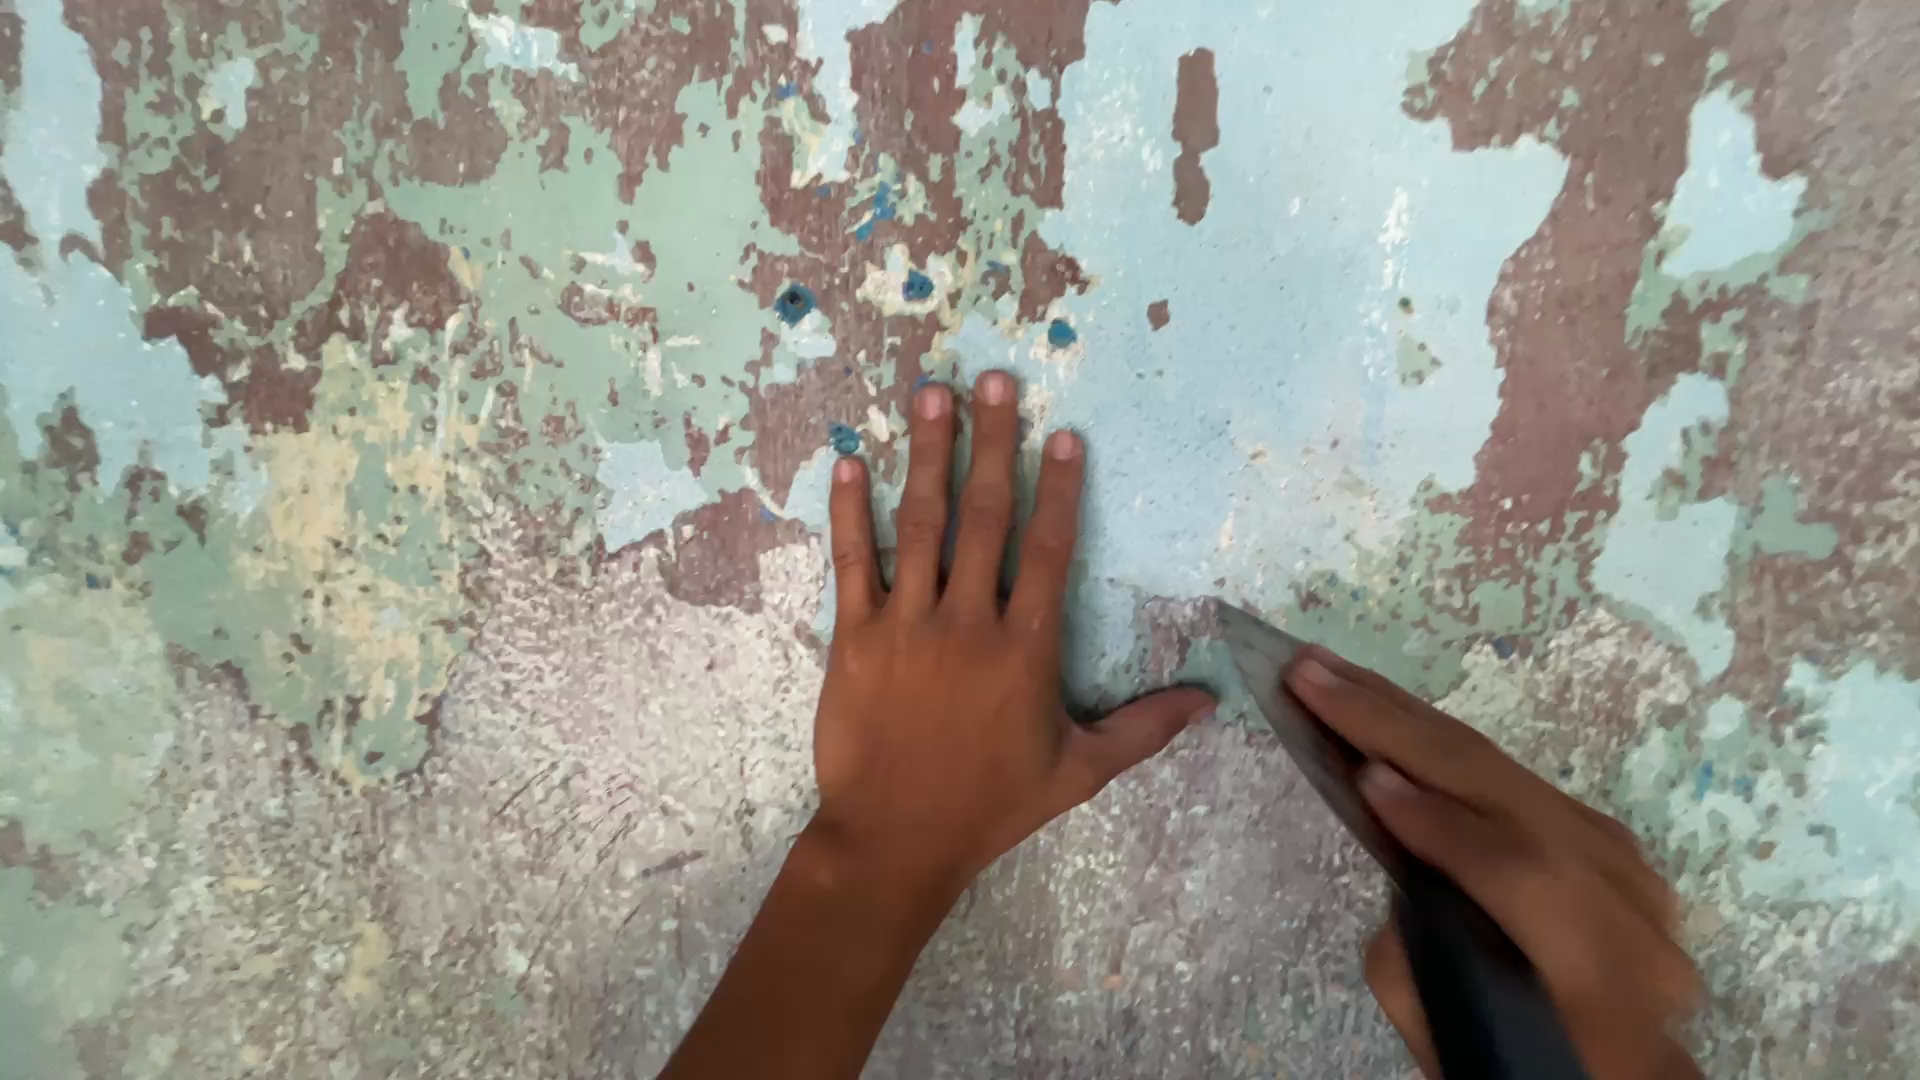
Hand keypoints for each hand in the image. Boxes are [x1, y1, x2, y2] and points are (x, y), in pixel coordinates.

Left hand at [808, 370, 1215, 902]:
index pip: (1048, 551)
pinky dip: (849, 511)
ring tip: (930, 395)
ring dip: (927, 455)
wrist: (895, 840)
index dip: (1059, 489)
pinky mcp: (855, 636)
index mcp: (1024, 649)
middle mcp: (968, 622)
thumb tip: (1212, 701)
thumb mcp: (1079, 773)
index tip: (1063, 435)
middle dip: (992, 443)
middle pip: (986, 517)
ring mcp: (906, 624)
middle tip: (993, 380)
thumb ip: (1144, 729)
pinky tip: (847, 462)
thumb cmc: (990, 804)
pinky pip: (853, 562)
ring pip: (921, 525)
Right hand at [1284, 649, 1702, 1079]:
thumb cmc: (1509, 1051)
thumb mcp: (1440, 1029)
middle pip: (1502, 792)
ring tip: (1327, 669)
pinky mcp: (1599, 827)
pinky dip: (1428, 727)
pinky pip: (1499, 763)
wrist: (1612, 1064)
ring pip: (1496, 761)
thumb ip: (1410, 941)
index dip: (1438, 825)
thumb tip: (1392, 820)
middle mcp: (1629, 908)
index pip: (1518, 878)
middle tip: (1312, 675)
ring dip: (1397, 708)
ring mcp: (1622, 859)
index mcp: (1599, 982)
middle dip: (1393, 726)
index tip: (1359, 777)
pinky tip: (1376, 697)